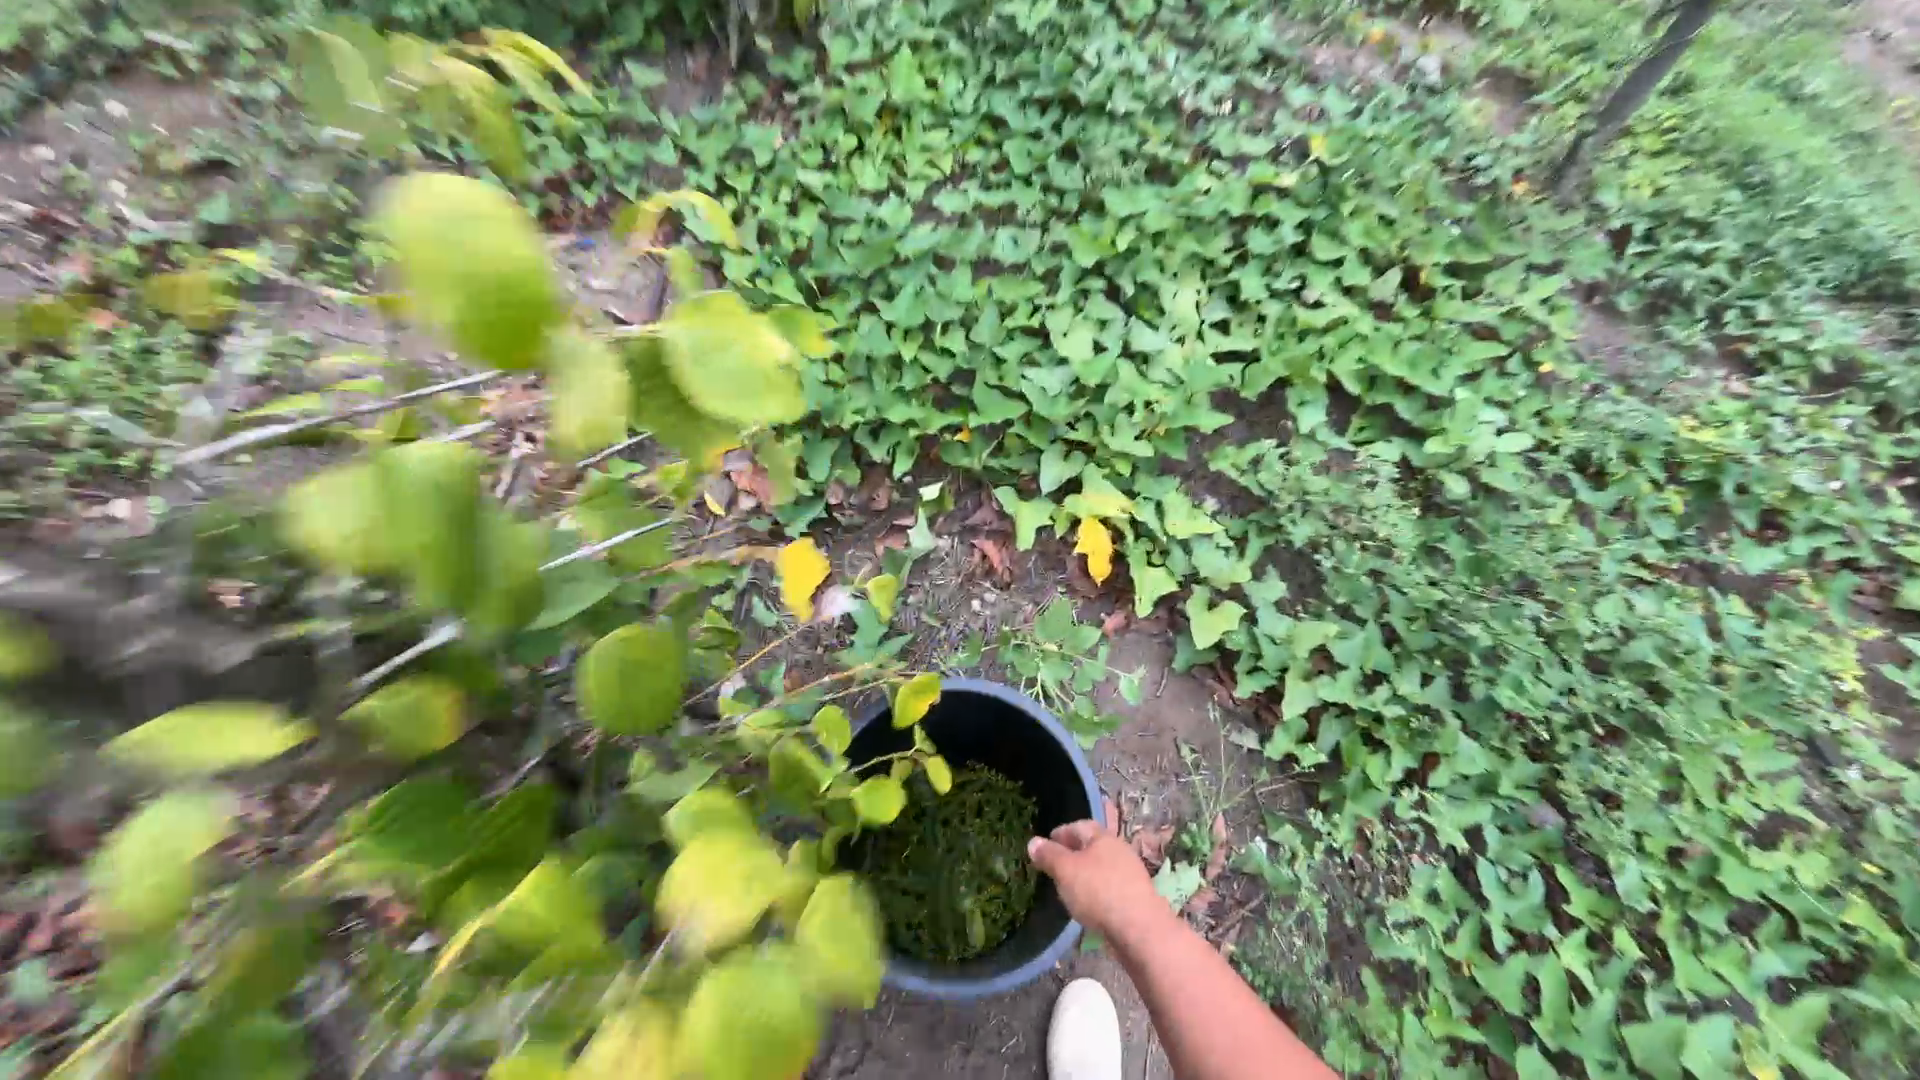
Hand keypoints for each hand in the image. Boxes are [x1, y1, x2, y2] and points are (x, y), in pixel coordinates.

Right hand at [1027, 817, 1171, 941]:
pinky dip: (1096, 892)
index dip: (1060, 833)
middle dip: (1073, 854)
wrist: (1140, 929)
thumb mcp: (1065, 870)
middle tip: (1054, 865)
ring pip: (1102, 868)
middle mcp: (1120, 851)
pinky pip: (1110, 888)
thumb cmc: (1099, 892)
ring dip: (1085, 874)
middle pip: (1092, 847)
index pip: (1079, 826)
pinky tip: (1088, 906)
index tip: (1045, 843)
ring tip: (1068, 887)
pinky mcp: (1135, 898)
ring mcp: (1130, 875)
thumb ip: (1049, 855)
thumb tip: (1033, 841)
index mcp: (1103, 837)